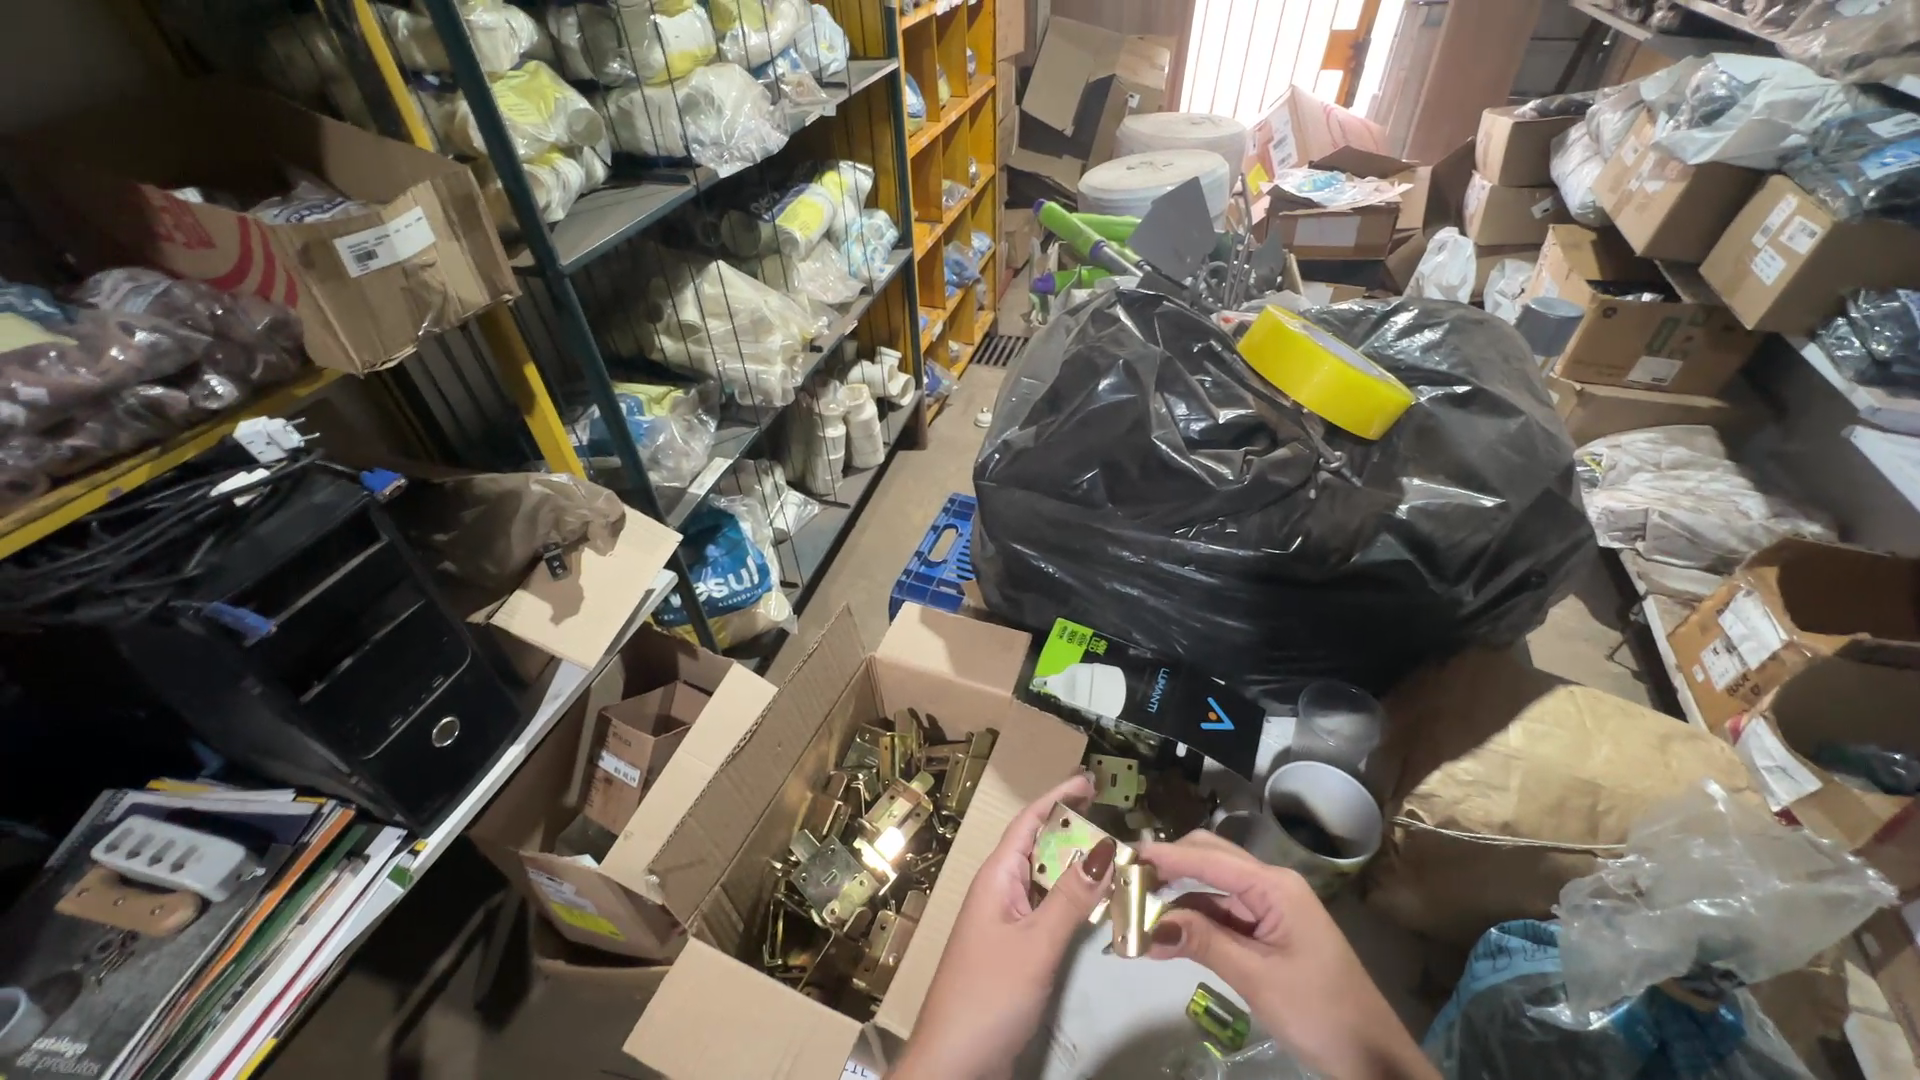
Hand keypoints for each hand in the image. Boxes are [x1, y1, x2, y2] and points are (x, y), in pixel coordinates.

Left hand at [891, 773, 1115, 1079]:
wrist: (953, 1065)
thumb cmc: (989, 995)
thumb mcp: (1036, 943)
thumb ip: (1072, 897)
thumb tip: (1106, 846)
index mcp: (997, 877)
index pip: (1029, 822)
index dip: (1059, 797)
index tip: (1091, 779)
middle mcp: (999, 891)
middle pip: (1039, 848)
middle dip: (1075, 832)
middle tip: (1118, 824)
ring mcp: (1005, 922)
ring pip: (1046, 883)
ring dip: (1077, 870)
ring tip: (1118, 860)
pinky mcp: (1013, 951)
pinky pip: (1046, 912)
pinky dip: (1072, 904)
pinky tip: (1097, 908)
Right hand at [1141, 832, 1437, 1079]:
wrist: (1375, 1060)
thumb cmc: (1321, 1012)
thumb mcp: (1257, 978)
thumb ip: (1203, 942)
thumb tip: (1148, 925)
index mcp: (1275, 886)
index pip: (1209, 858)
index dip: (1165, 856)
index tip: (1123, 857)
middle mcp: (1271, 886)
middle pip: (1209, 860)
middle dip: (1168, 868)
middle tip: (1125, 882)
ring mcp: (1269, 908)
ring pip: (1212, 888)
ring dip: (1176, 898)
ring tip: (1135, 911)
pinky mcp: (1267, 932)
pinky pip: (1221, 914)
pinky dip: (1193, 921)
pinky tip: (1165, 936)